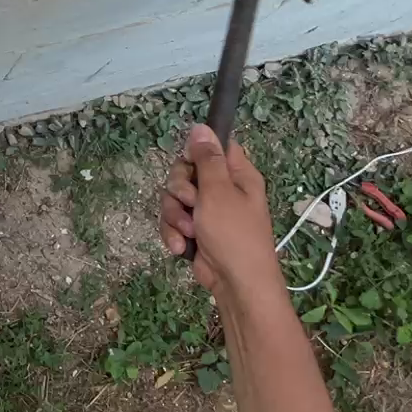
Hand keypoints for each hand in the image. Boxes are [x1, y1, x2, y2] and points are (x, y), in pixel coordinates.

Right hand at [160, 125, 283, 304]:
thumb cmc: (234, 234)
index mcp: (238, 175)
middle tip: (190, 202)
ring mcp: (208, 211)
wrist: (236, 285)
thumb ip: (207, 159)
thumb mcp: (218, 191)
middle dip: (178, 189)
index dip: (197, 152)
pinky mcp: (195, 230)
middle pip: (185, 171)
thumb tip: (201, 126)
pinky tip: (181, 246)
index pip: (213, 147)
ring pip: (174, 197)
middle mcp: (223, 190)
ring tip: (188, 231)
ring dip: (174, 215)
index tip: (190, 165)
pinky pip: (173, 219)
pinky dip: (173, 232)